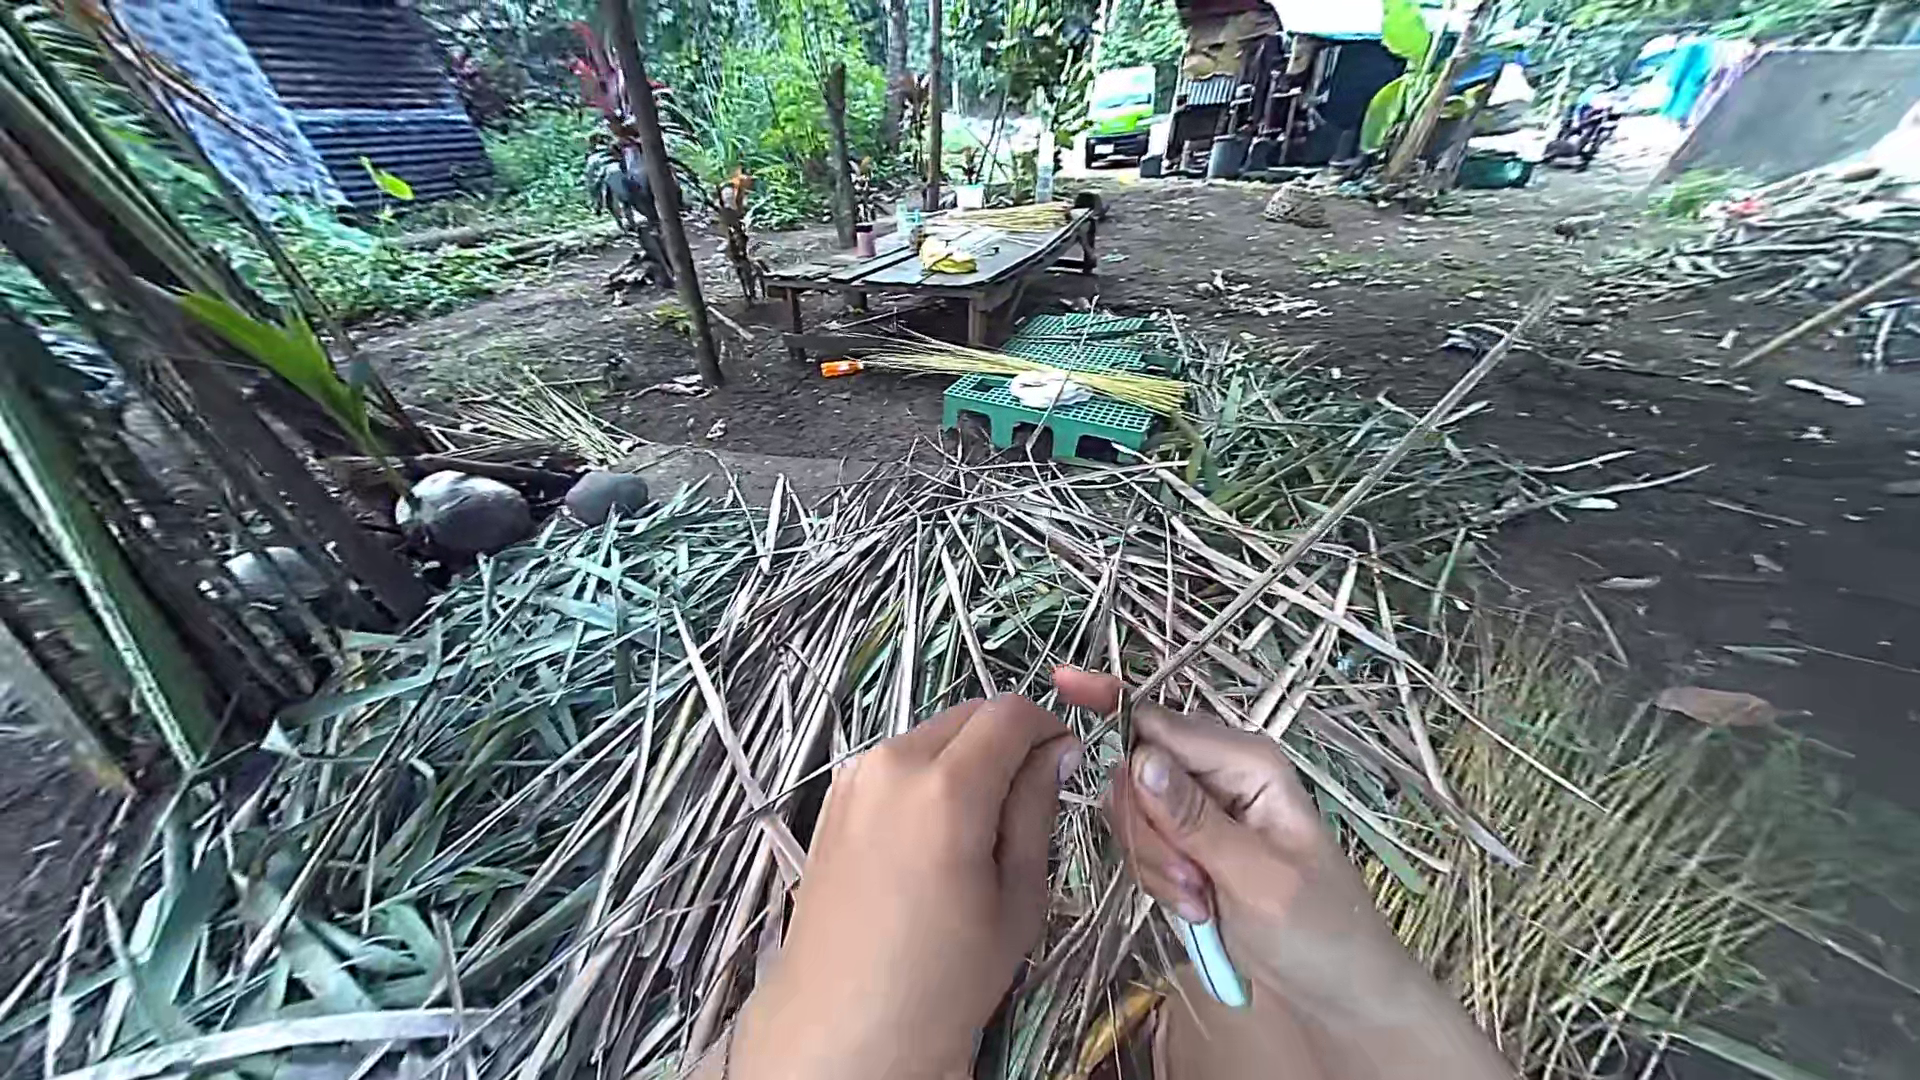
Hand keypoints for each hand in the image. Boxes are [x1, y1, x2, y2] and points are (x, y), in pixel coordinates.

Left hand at [728, 696, 1081, 1079]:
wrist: (837, 1033)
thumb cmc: (942, 982)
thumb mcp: (1016, 898)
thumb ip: (1036, 807)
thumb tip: (1056, 749)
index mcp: (945, 788)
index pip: (1009, 713)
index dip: (1045, 726)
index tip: (1061, 758)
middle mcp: (894, 760)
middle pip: (970, 713)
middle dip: (1007, 737)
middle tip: (1024, 795)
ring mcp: (858, 772)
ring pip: (935, 731)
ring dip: (968, 753)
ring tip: (974, 821)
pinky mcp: (838, 790)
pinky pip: (900, 756)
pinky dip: (930, 770)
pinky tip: (929, 829)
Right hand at [1051, 668, 1417, 1019]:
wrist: (1338, 995)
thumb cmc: (1320, 931)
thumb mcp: (1258, 878)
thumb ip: (1193, 818)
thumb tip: (1138, 758)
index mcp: (1243, 759)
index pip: (1159, 721)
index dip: (1107, 701)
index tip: (1061, 684)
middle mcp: (1213, 769)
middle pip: (1134, 768)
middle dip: (1148, 828)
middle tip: (1189, 882)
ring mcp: (1193, 802)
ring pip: (1130, 808)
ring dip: (1154, 859)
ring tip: (1199, 901)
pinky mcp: (1180, 835)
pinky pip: (1137, 839)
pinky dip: (1155, 875)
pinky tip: (1194, 906)